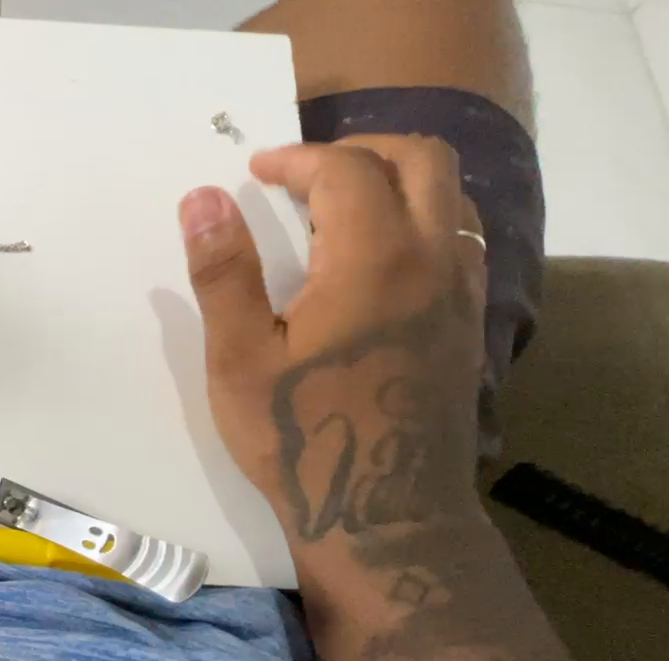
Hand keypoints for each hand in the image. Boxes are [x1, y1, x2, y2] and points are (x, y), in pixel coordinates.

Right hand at [178, 136, 489, 547]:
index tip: (256, 169)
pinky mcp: (467, 321)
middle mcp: (432, 257)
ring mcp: (461, 289)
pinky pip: (457, 236)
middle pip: (419, 160)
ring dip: (394, 178)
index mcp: (371, 259)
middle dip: (357, 149)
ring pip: (448, 195)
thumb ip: (223, 274)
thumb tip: (201, 199)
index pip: (346, 171)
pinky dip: (417, 216)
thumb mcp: (238, 357)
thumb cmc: (294, 433)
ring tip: (335, 205)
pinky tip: (374, 256)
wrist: (378, 503)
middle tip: (301, 171)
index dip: (298, 159)